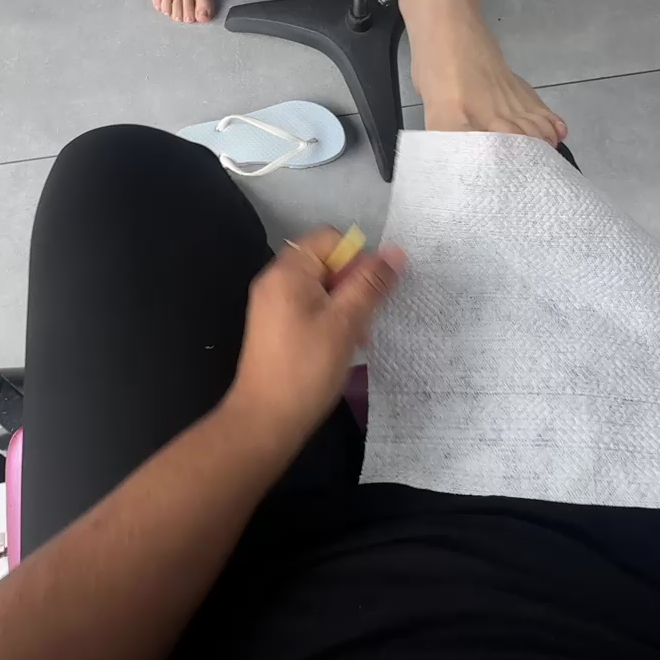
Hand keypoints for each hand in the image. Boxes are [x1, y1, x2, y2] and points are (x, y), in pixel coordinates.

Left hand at [225, 227, 403, 446]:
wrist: (264, 422)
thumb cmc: (305, 369)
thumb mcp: (345, 323)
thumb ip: (370, 284)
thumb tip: (395, 251)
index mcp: (287, 271)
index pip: (329, 238)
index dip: (355, 258)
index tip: (368, 291)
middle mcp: (275, 280)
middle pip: (325, 261)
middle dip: (352, 284)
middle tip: (365, 318)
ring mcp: (272, 304)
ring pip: (320, 286)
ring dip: (344, 304)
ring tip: (356, 337)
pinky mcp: (275, 326)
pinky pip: (309, 305)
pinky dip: (329, 317)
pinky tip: (341, 346)